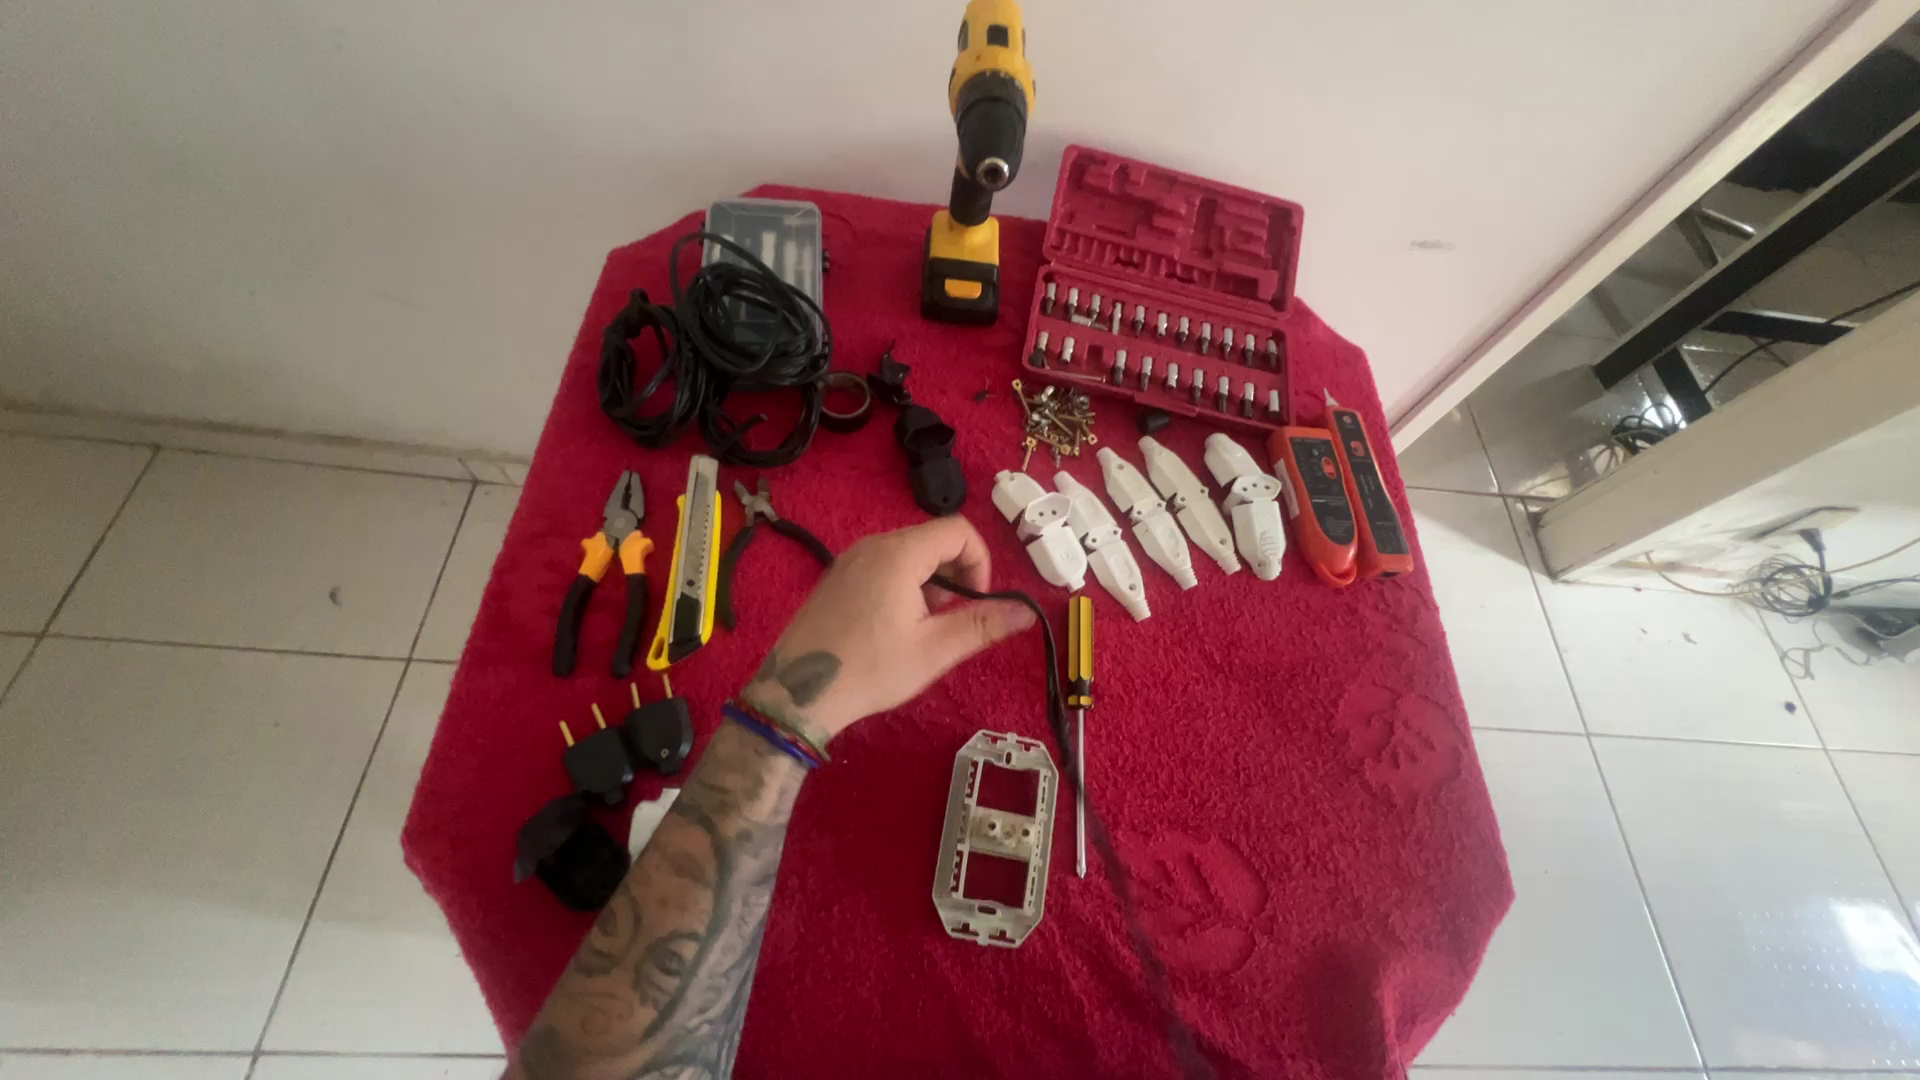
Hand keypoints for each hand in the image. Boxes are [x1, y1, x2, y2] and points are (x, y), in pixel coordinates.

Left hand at [740, 517, 1035, 740]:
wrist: (797, 694)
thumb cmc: (870, 669)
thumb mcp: (935, 650)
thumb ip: (984, 623)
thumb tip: (1028, 611)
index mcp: (899, 553)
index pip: (958, 530)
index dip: (980, 562)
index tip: (976, 601)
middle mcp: (872, 544)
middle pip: (933, 539)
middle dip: (955, 573)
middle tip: (948, 618)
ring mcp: (850, 558)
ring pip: (908, 552)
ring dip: (930, 581)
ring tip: (921, 626)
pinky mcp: (837, 575)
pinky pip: (883, 563)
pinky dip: (903, 583)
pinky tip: (893, 625)